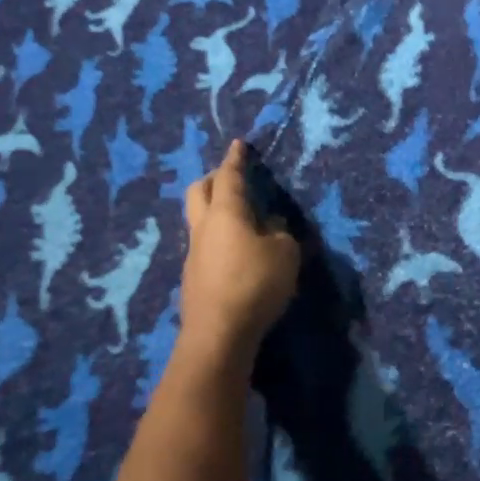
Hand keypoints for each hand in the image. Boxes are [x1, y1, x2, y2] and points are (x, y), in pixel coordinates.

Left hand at [180, 140, 301, 361]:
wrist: (218, 336)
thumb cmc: (255, 283)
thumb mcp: (285, 252)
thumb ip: (279, 234)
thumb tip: (268, 230)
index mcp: (226, 213)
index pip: (229, 177)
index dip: (235, 159)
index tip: (238, 144)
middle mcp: (204, 228)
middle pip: (199, 192)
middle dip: (214, 180)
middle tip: (232, 177)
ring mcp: (194, 256)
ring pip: (200, 221)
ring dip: (216, 213)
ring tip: (242, 219)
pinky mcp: (194, 280)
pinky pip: (206, 247)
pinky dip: (221, 241)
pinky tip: (239, 254)